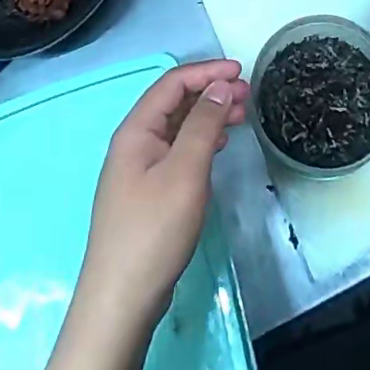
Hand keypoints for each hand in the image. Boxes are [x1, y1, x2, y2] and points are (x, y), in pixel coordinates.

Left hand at [78, 60, 249, 330]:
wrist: (122, 299)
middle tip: (248, 94)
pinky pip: (177, 151)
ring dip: (208, 116)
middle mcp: (134, 143)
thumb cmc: (154, 229)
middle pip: (173, 103)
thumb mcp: (185, 172)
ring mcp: (139, 169)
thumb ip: (203, 125)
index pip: (171, 84)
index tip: (240, 70)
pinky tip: (219, 146)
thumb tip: (219, 86)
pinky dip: (201, 141)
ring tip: (241, 115)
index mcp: (136, 130)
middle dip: (210, 92)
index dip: (205, 71)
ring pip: (177, 127)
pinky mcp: (148, 192)